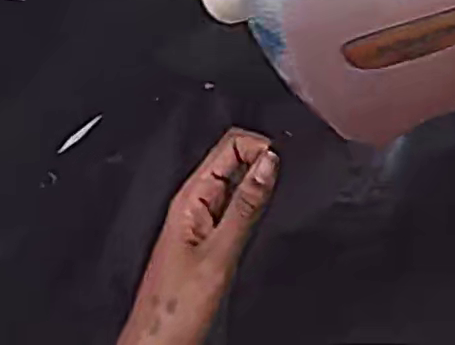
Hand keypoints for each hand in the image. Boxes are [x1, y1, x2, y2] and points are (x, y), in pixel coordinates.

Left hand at [117, 128, 278, 344]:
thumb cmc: (173, 312)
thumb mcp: (218, 254)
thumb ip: (247, 205)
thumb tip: (270, 161)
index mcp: (191, 195)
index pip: (230, 143)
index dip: (258, 146)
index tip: (281, 163)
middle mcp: (195, 201)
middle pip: (234, 158)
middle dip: (261, 162)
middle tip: (281, 183)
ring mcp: (201, 219)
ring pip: (237, 183)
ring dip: (258, 185)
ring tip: (272, 204)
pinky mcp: (208, 239)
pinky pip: (235, 207)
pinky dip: (253, 206)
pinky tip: (261, 222)